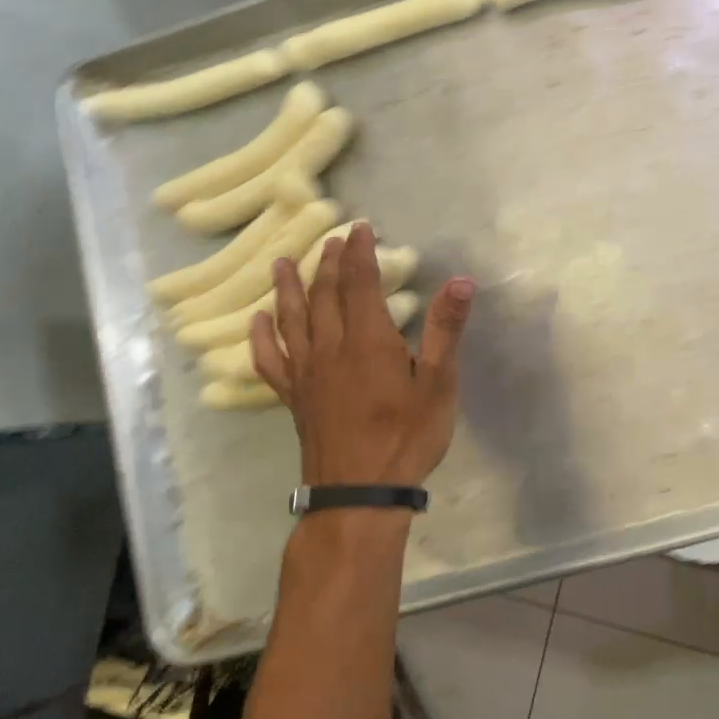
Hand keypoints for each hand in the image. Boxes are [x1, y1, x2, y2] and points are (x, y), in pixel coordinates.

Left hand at [251, 223, 474, 486]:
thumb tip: (460, 282)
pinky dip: (261, 336)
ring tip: (284, 262)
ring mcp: (307, 374)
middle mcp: (330, 349)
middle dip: (328, 264)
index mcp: (368, 342)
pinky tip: (257, 321)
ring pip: (292, 320)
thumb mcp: (439, 383)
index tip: (359, 227)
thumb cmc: (408, 436)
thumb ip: (445, 330)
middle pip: (324, 297)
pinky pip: (271, 359)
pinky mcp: (295, 397)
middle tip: (331, 239)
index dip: (359, 254)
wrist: (360, 491)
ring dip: (289, 288)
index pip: (359, 285)